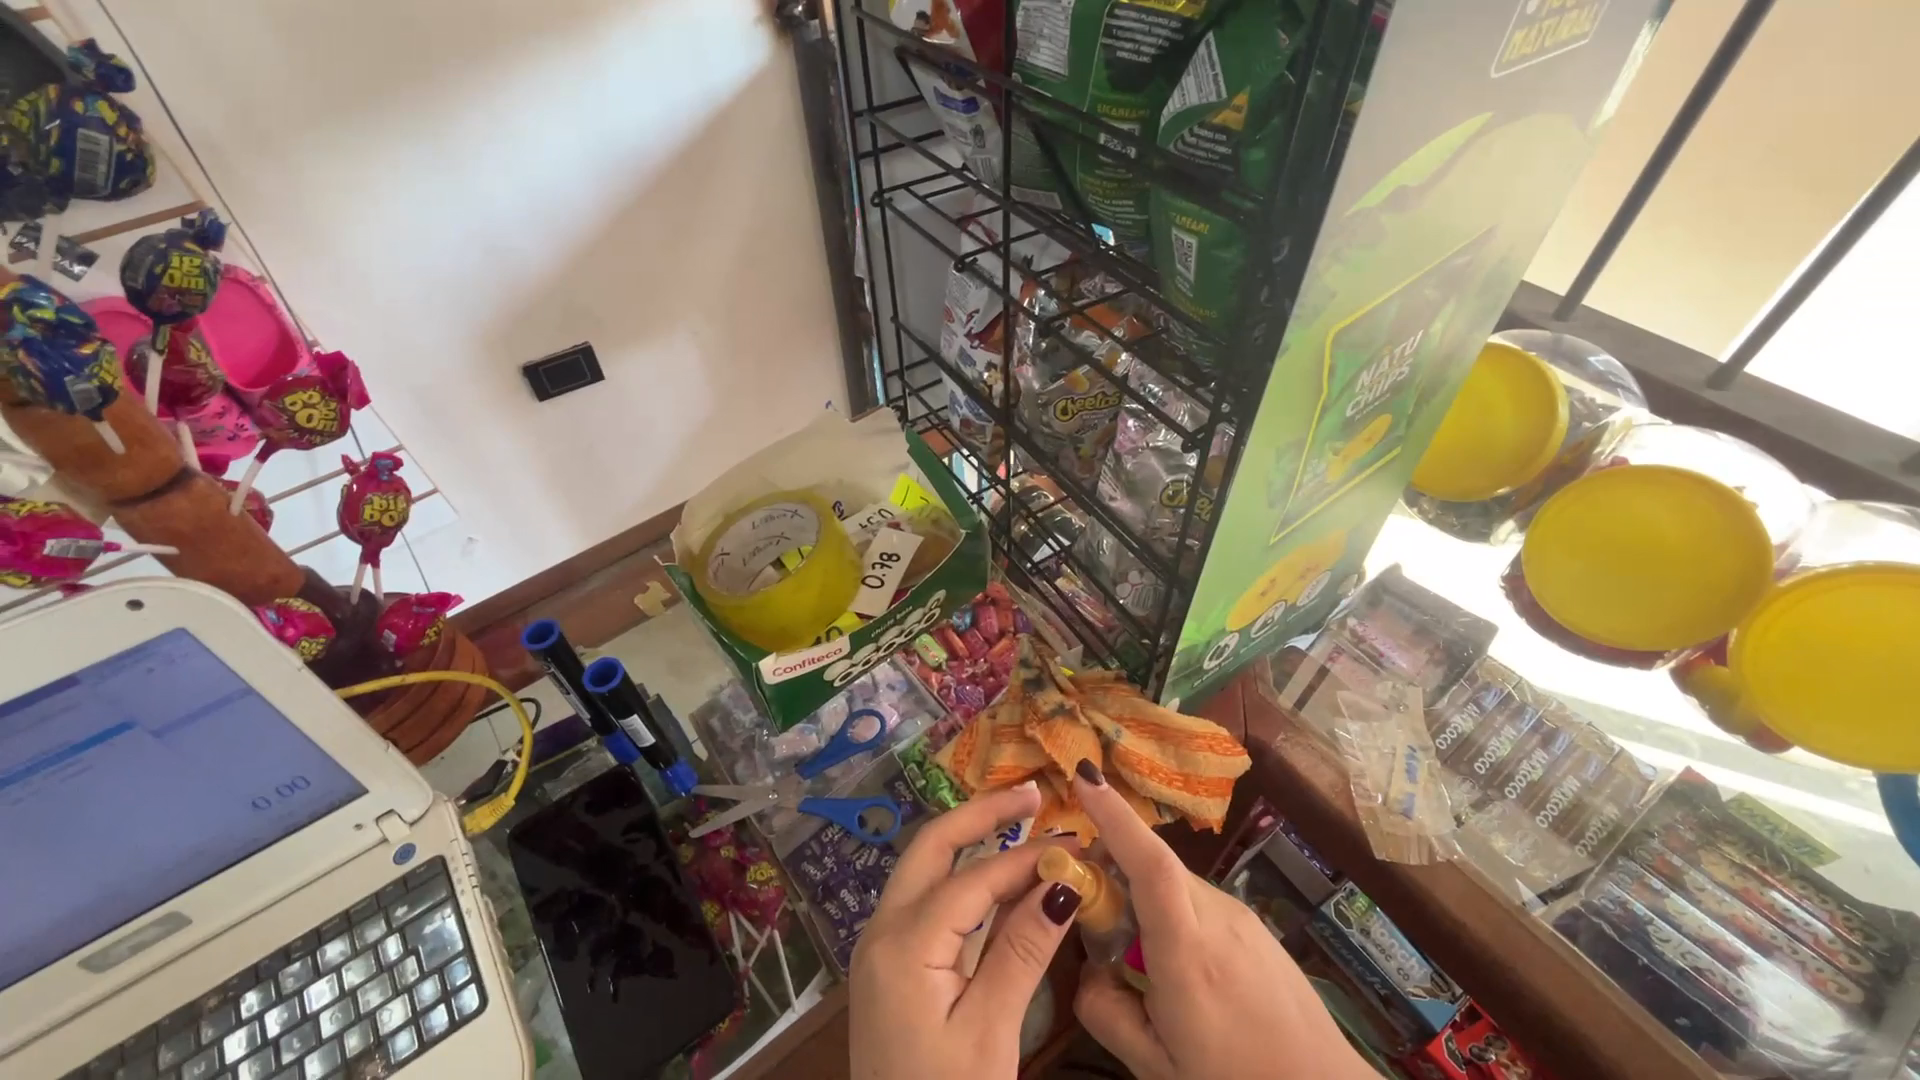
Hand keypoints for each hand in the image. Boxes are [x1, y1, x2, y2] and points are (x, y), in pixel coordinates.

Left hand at [850, 784, 1078, 1079]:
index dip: (1025, 858)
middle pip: (932, 847)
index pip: (973, 879)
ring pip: (924, 868)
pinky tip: (992, 872)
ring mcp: (881, 943)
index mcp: (903, 943)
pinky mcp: (889, 961)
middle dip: (981, 814)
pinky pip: (925, 897)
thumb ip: (1023, 950)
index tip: (1073, 842)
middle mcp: (882, 929)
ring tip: (1018, 818)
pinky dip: (960, 874)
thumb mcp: (989, 1031)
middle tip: (1032, 794)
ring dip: (969, 839)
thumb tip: (1062, 881)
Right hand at [1070, 760, 1374, 1079]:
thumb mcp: (1155, 1065)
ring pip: (1172, 883)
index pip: (1150, 865)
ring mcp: (1239, 914)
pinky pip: (1194, 899)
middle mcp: (1216, 916)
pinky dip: (1168, 911)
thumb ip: (1104, 1011)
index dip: (1116, 816)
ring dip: (1140, 897)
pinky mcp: (1252, 922)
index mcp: (1187, 952)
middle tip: (1088, 913)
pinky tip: (1177, 967)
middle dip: (1110, 869)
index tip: (1086, 776)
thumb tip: (1087, 967)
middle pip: (1152, 866)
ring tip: (1136, 958)